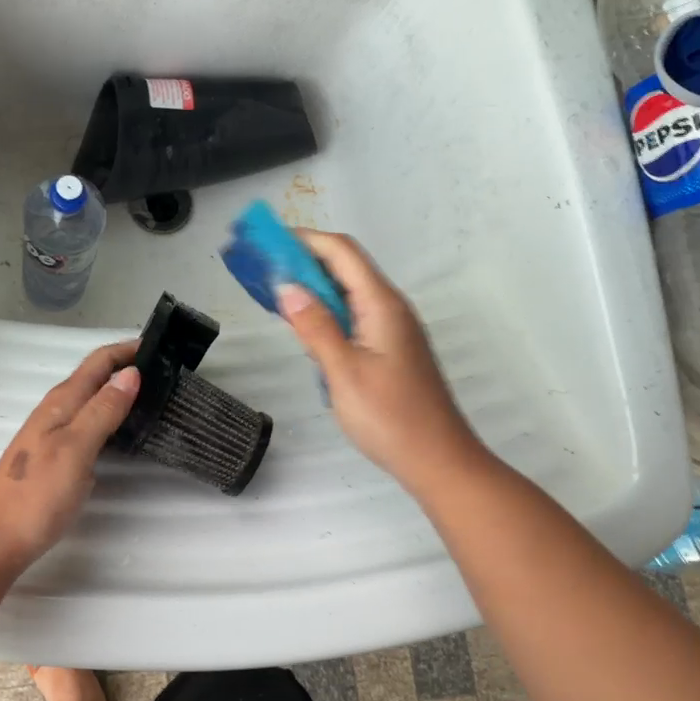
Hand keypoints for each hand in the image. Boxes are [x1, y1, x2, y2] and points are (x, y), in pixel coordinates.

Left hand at [0, 341, 141, 573]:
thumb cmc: (35, 495)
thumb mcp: (75, 449)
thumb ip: (102, 411)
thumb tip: (131, 373)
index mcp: (61, 403)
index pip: (97, 363)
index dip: (126, 350)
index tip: (160, 346)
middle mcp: (56, 413)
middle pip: (94, 378)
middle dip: (126, 368)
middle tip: (166, 371)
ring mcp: (53, 436)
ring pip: (91, 402)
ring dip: (119, 393)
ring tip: (154, 397)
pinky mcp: (55, 459)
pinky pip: (88, 426)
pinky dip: (110, 419)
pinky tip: (124, 434)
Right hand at [278, 230, 484, 483]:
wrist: (439, 461)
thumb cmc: (391, 418)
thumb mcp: (343, 372)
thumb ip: (314, 327)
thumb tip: (286, 286)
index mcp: (382, 305)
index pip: (341, 252)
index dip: (304, 239)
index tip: (265, 241)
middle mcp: (389, 308)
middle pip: (344, 267)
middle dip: (302, 260)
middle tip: (260, 267)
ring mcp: (391, 329)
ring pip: (347, 292)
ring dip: (311, 287)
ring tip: (272, 292)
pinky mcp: (388, 349)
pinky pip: (352, 315)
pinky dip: (324, 311)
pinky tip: (302, 326)